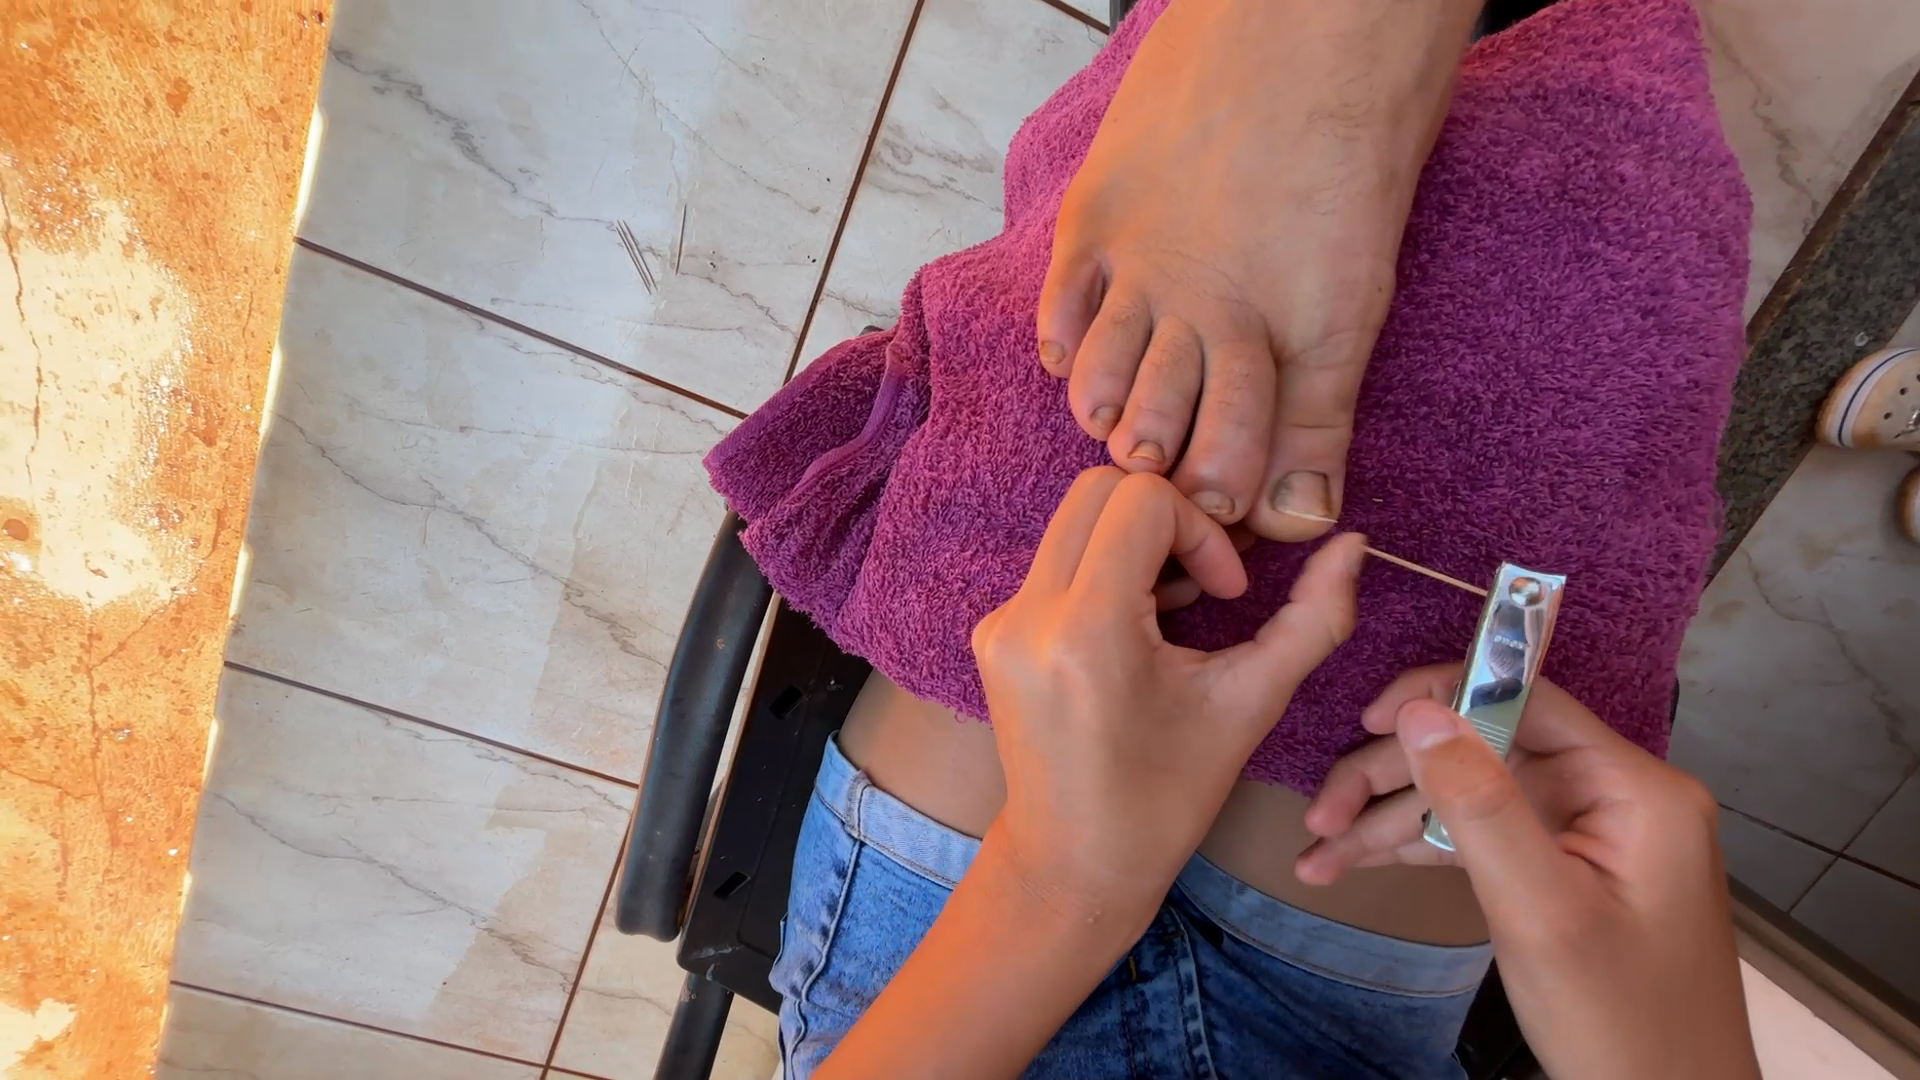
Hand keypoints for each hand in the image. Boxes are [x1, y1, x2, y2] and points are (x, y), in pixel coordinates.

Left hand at [972, 466, 1365, 923]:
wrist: (1073, 857)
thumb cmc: (1165, 795)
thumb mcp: (1248, 704)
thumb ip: (1312, 619)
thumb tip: (1352, 543)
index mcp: (1086, 630)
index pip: (1140, 499)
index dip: (1199, 529)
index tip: (1224, 591)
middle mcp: (1026, 614)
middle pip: (1097, 490)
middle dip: (1164, 520)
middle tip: (1198, 586)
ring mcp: (999, 620)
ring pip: (1073, 522)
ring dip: (1132, 545)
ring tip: (1169, 612)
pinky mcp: (990, 630)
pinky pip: (1053, 562)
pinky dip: (1100, 572)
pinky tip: (1129, 630)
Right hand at [1038, 0, 1479, 538]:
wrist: (1315, 12)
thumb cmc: (1354, 149)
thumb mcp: (1360, 293)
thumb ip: (1323, 412)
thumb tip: (1302, 519)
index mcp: (1273, 331)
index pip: (1234, 452)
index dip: (1226, 496)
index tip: (1222, 518)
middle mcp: (1195, 306)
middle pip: (1157, 421)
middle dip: (1160, 468)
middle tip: (1156, 485)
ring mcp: (1137, 259)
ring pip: (1100, 372)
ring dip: (1104, 415)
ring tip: (1112, 434)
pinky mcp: (1095, 214)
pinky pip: (1059, 302)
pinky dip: (1059, 342)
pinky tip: (1066, 362)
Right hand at [1299, 666, 1759, 1079]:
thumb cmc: (1616, 1017)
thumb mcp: (1537, 907)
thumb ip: (1477, 801)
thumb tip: (1415, 709)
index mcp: (1626, 786)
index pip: (1519, 697)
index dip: (1436, 696)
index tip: (1365, 723)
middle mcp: (1598, 792)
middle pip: (1468, 751)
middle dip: (1386, 782)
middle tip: (1318, 815)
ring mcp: (1567, 826)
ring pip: (1452, 792)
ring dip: (1380, 819)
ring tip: (1316, 849)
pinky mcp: (1541, 858)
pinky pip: (1461, 832)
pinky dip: (1403, 846)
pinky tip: (1343, 861)